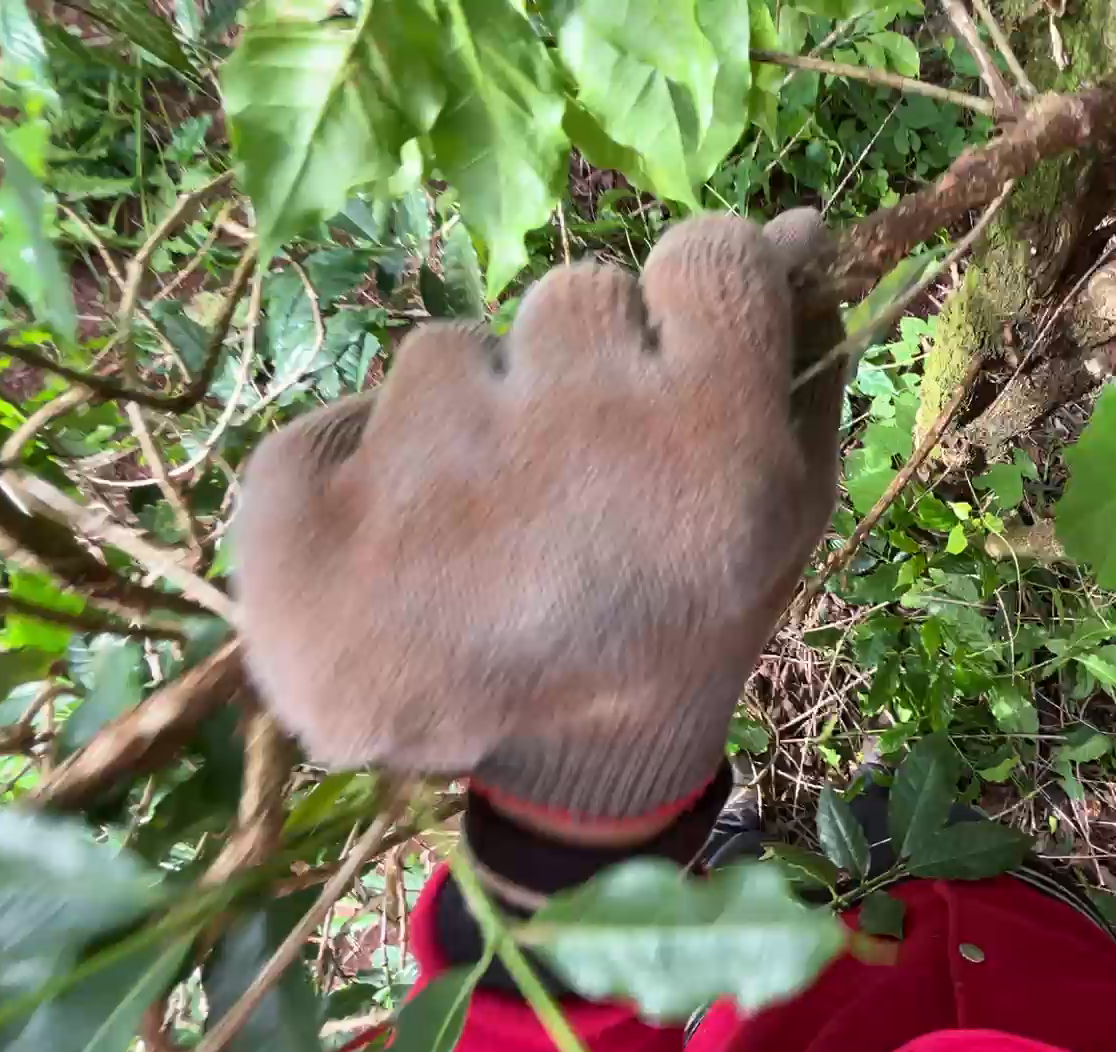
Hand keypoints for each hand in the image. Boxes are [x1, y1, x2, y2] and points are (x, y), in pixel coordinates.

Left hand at [235, 210, 841, 829]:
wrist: (583, 757)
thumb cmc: (708, 616)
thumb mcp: (793, 511)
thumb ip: (809, 368)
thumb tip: (807, 229)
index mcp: (716, 441)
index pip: (712, 256)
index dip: (706, 290)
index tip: (693, 339)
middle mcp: (583, 430)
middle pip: (579, 294)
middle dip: (594, 367)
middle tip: (598, 476)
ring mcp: (431, 469)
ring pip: (453, 352)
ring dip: (485, 422)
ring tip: (507, 531)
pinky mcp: (307, 514)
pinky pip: (341, 423)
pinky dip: (378, 473)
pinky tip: (421, 556)